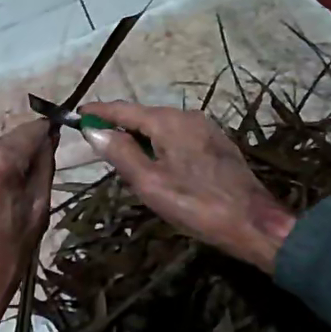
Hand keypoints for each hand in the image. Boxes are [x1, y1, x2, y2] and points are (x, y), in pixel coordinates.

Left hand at [0, 120, 54, 331]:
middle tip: (32, 188)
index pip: (31, 130)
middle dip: (22, 157)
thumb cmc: (6, 260)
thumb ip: (44, 169)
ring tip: (7, 203)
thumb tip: (49, 139)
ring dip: (1, 169)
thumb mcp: (37, 213)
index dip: (47, 136)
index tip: (57, 147)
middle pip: (7, 142)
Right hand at [78, 101, 295, 272]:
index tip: (78, 114)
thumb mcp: (149, 182)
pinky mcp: (217, 145)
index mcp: (169, 121)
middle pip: (144, 116)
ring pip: (163, 127)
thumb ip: (121, 153)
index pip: (124, 109)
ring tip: (123, 158)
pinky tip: (157, 164)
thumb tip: (94, 130)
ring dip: (141, 138)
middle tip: (97, 143)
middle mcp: (188, 116)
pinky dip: (161, 145)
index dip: (100, 111)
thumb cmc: (196, 205)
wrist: (252, 222)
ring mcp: (206, 129)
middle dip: (120, 127)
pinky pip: (179, 137)